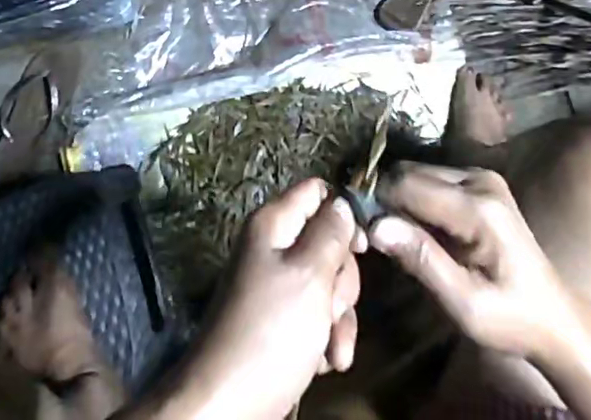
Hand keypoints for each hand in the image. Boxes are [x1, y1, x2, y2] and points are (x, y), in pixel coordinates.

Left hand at [157, 179, 363, 419]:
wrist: (229, 405)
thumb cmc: (271, 331)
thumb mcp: (309, 275)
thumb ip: (331, 234)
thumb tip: (344, 202)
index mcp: (273, 224)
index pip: (317, 192)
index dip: (344, 212)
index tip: (361, 245)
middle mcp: (274, 248)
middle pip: (328, 241)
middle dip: (341, 278)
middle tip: (330, 304)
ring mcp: (277, 286)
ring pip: (328, 283)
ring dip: (338, 316)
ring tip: (329, 346)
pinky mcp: (281, 322)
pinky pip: (316, 316)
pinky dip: (325, 338)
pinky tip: (324, 363)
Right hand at [371, 163, 582, 362]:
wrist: (554, 316)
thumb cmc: (511, 319)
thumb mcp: (465, 304)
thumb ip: (421, 260)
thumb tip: (376, 226)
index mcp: (479, 209)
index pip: (408, 185)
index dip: (378, 203)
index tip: (362, 232)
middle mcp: (479, 179)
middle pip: (409, 172)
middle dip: (385, 199)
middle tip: (373, 237)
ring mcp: (480, 176)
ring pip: (416, 172)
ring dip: (398, 198)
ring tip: (394, 237)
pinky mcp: (478, 180)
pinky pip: (430, 177)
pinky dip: (414, 198)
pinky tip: (417, 231)